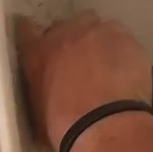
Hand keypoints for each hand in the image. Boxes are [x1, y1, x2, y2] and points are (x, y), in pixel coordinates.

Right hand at [16, 12, 152, 151]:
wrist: (103, 126)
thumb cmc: (63, 126)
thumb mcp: (37, 109)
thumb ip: (39, 89)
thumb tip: (46, 92)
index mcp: (37, 52)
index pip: (25, 29)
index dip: (33, 35)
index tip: (39, 44)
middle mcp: (64, 34)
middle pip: (67, 25)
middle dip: (72, 40)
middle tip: (79, 63)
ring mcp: (97, 33)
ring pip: (97, 27)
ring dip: (98, 41)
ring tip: (107, 65)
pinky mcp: (125, 39)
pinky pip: (123, 39)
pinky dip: (123, 51)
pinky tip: (126, 71)